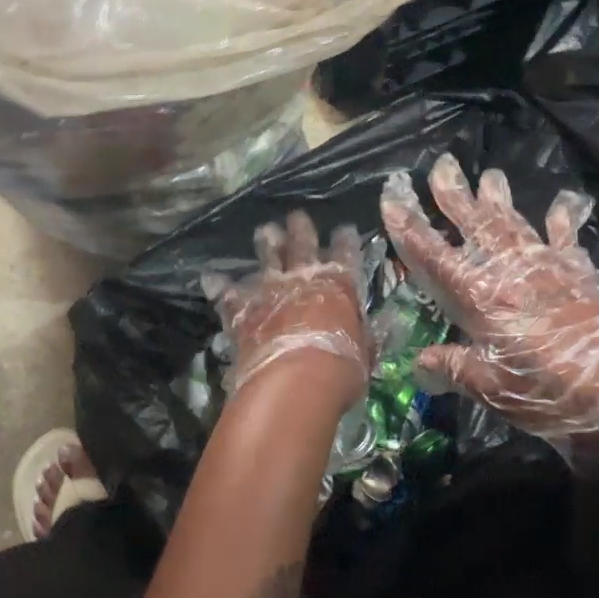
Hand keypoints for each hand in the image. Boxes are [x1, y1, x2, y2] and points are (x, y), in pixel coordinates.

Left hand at [202, 210, 370, 397]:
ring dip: (266, 244)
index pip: (346, 254)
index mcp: (339, 286)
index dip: (346, 240)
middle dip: (301, 229)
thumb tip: (387, 323)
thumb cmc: (340, 368)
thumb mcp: (365, 353)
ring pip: (268, 259)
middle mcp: (304, 279)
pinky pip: (228, 295)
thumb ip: (369, 334)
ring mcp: (271, 291)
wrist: (294, 382)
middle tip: (297, 215)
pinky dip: (220, 286)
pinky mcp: (244, 311)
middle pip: (302, 245)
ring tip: (265, 231)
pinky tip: (211, 277)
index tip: (344, 229)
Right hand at [380, 155, 598, 441]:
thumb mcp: (489, 387)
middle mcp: (504, 269)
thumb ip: (453, 369)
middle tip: (443, 163)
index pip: (429, 251)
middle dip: (453, 191)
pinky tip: (562, 203)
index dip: (407, 222)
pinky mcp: (575, 270)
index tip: (393, 193)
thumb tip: (419, 365)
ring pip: (513, 221)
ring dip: (499, 197)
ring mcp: (542, 264)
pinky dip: (562, 219)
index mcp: (474, 296)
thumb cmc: (543, 388)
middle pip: (472, 221)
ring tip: (491, 175)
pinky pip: (565, 236)